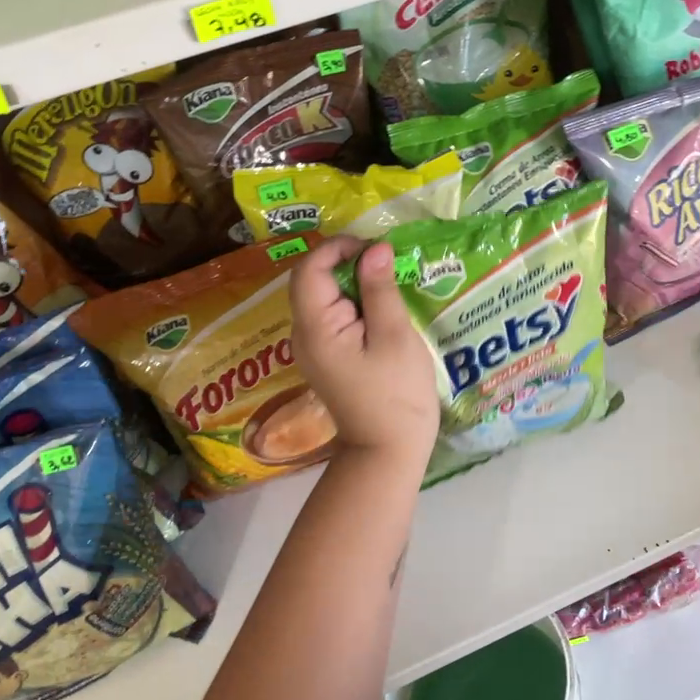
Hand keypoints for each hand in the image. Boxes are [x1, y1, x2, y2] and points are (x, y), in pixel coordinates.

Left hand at [288, 236, 440, 465]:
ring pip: (322, 298)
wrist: (388, 451)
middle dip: (346, 262)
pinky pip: (331, 317)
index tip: (375, 248)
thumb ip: (380, 290)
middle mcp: (303, 335)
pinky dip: (353, 303)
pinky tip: (381, 307)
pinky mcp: (326, 358)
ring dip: (351, 282)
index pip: (310, 269)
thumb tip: (374, 248)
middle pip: (311, 281)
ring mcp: (312, 349)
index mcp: (315, 328)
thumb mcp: (395, 336)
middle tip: (386, 262)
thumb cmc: (397, 394)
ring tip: (388, 280)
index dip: (338, 248)